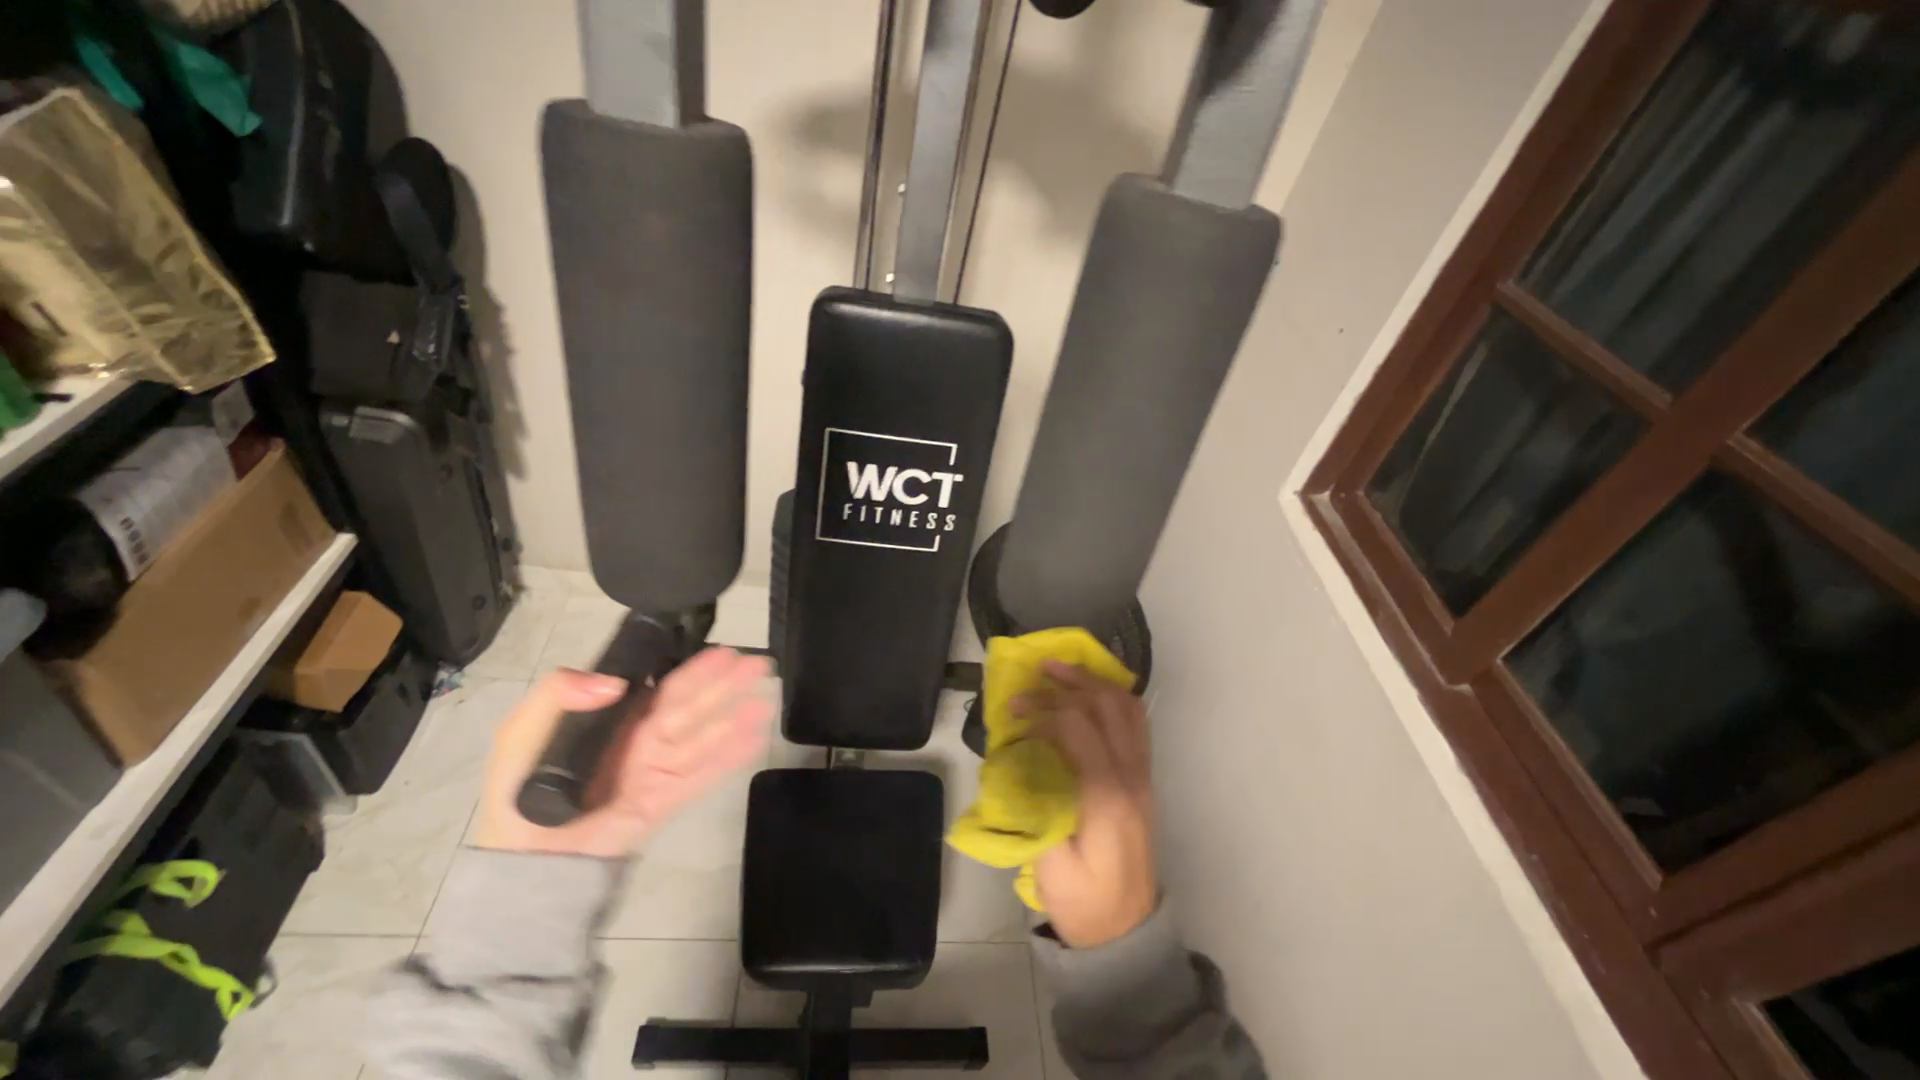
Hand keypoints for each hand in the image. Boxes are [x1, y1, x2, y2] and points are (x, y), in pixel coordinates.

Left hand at [474, 648, 773, 858]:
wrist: (525, 861)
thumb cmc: (518, 795)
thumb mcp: (522, 732)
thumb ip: (557, 695)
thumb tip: (614, 683)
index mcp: (610, 718)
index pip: (659, 686)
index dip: (692, 669)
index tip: (721, 652)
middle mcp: (639, 738)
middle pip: (689, 705)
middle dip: (723, 683)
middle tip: (756, 662)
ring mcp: (654, 769)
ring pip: (702, 735)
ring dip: (734, 715)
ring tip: (765, 695)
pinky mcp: (663, 800)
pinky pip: (702, 773)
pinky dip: (728, 755)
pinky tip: (753, 737)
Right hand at [1028, 661, 1157, 947]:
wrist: (1125, 931)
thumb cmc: (1082, 900)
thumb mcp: (1050, 862)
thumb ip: (1036, 806)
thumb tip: (1017, 759)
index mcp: (1107, 795)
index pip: (1079, 727)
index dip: (1043, 709)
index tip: (1013, 709)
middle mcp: (1132, 776)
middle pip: (1108, 706)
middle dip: (1071, 682)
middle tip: (1037, 673)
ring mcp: (1143, 776)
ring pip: (1128, 709)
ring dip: (1095, 684)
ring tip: (1062, 673)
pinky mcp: (1143, 780)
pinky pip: (1135, 725)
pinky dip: (1112, 701)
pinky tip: (1088, 697)